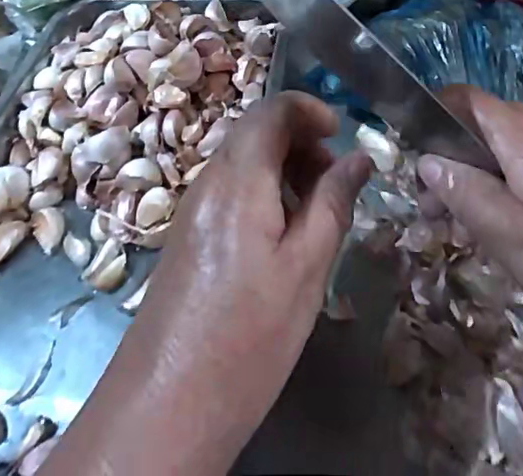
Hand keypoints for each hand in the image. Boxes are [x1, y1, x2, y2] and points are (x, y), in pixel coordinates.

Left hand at [46, 92, 370, 475]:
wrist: (162, 414)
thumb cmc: (248, 338)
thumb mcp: (307, 267)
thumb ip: (334, 202)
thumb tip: (360, 156)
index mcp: (237, 181)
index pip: (270, 110)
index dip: (309, 108)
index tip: (341, 133)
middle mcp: (207, 185)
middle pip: (256, 133)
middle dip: (302, 142)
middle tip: (336, 182)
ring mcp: (192, 213)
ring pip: (244, 163)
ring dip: (286, 169)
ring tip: (317, 214)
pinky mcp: (188, 240)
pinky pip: (230, 192)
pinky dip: (265, 195)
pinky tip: (284, 241)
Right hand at [417, 86, 522, 391]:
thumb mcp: (518, 243)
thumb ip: (467, 196)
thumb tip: (426, 160)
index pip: (462, 99)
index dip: (428, 118)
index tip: (408, 162)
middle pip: (487, 125)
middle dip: (456, 160)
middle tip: (438, 217)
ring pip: (516, 148)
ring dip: (489, 179)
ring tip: (479, 233)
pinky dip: (522, 189)